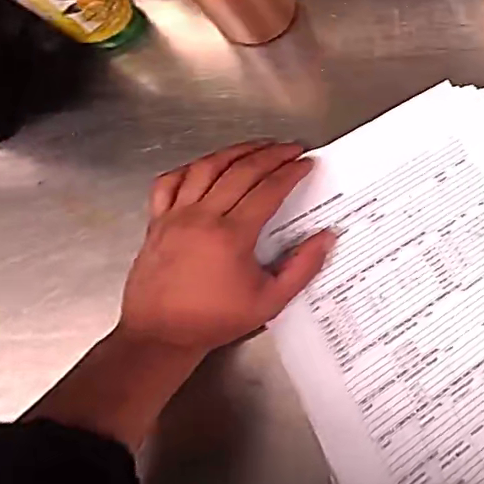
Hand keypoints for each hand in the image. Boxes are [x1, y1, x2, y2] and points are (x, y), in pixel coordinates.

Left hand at [118, 140, 334, 355]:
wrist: (159, 337)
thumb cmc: (215, 320)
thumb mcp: (271, 300)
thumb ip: (304, 267)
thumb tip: (327, 237)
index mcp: (232, 236)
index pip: (268, 190)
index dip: (291, 172)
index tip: (306, 163)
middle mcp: (201, 219)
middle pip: (241, 171)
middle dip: (271, 154)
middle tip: (291, 148)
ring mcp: (174, 217)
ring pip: (206, 168)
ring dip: (236, 151)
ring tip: (258, 146)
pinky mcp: (156, 223)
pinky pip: (170, 182)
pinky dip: (191, 167)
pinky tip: (208, 165)